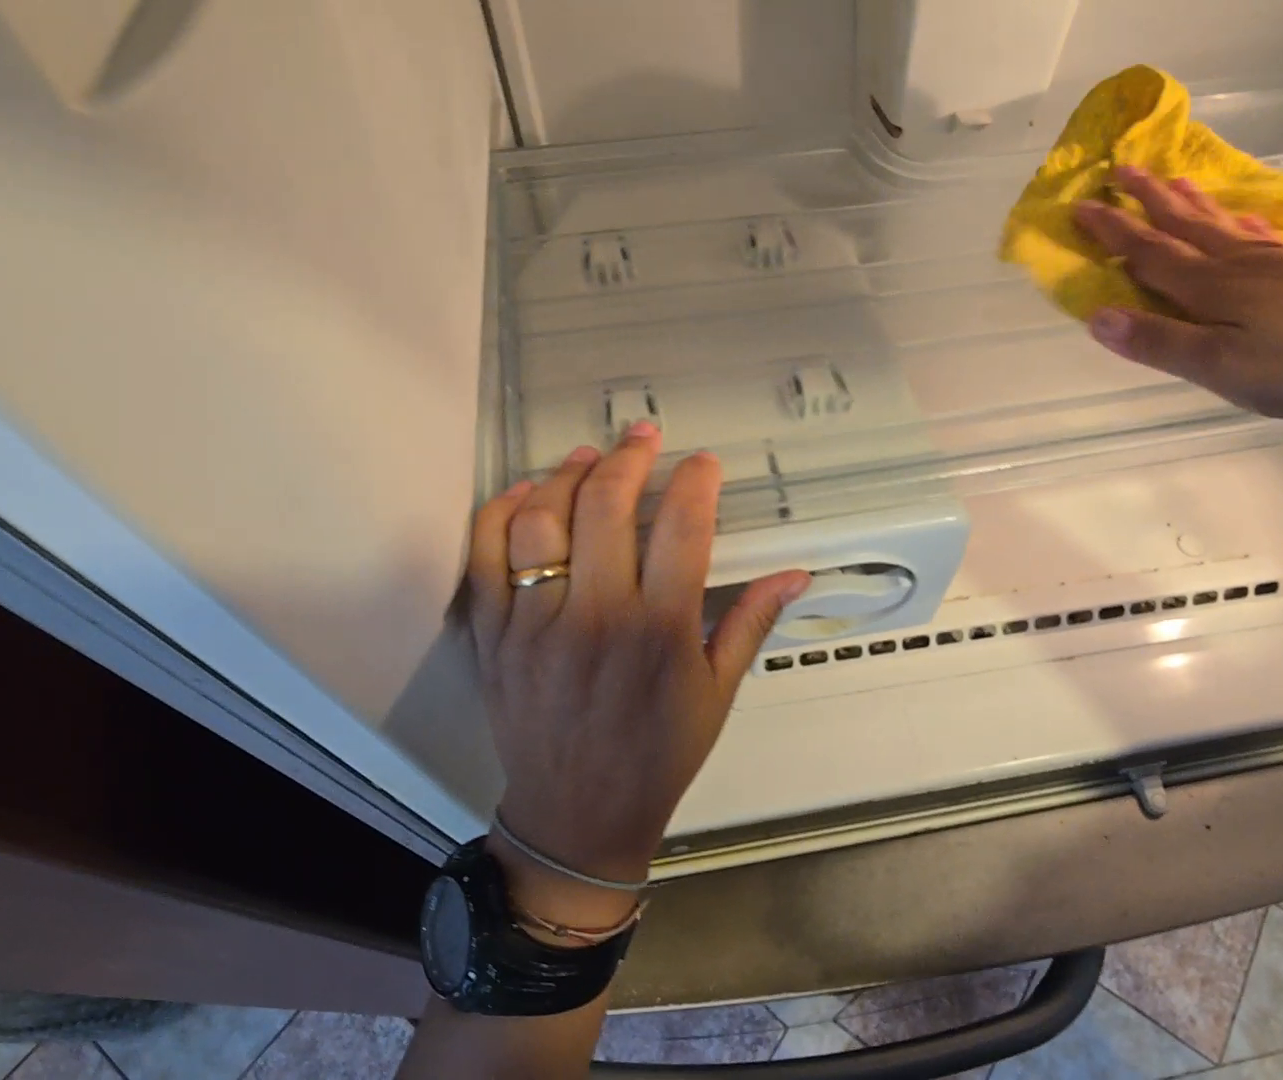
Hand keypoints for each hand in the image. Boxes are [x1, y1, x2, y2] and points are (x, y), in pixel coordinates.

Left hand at [465, 422, 809, 911]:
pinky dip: (502, 513)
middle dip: (630, 458)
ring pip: (542, 520)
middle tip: (645, 437)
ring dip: (566, 475)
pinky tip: (527, 492)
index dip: (695, 482)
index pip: (682, 528)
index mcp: (660, 630)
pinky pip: (486, 557)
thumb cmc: (659, 755)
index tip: (702, 464)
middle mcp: (596, 616)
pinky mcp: (494, 637)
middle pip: (607, 507)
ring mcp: (536, 624)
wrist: (580, 814)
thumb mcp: (717, 693)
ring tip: (590, 456)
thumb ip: (751, 623)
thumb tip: (795, 573)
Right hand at [1073, 165, 1282, 421]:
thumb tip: (1097, 316)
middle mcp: (1241, 265)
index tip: (1080, 205)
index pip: (1149, 254)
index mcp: (1212, 289)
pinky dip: (1244, 223)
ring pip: (1223, 225)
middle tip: (1121, 169)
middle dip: (1148, 201)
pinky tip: (1246, 222)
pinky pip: (1264, 235)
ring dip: (1192, 203)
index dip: (1113, 231)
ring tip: (1172, 181)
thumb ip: (1161, 342)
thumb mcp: (1223, 367)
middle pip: (1185, 226)